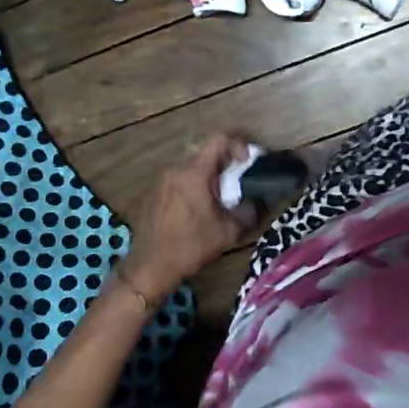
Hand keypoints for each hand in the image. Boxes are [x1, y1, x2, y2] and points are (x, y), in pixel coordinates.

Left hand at [121, 134, 251, 300]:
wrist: (150, 267)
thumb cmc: (190, 247)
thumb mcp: (228, 231)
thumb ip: (249, 211)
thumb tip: (259, 201)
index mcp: (194, 173)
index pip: (218, 140)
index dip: (238, 145)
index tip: (247, 163)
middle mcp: (176, 170)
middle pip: (206, 154)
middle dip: (226, 165)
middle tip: (238, 184)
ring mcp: (162, 180)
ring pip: (193, 168)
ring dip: (210, 177)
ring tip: (220, 200)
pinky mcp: (155, 192)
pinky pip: (181, 179)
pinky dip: (195, 186)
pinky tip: (199, 210)